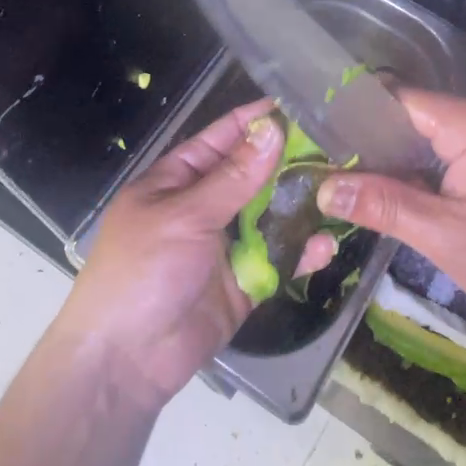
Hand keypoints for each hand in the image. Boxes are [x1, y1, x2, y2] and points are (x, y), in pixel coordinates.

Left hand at [57, 100, 334, 407]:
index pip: (219, 139)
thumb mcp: (185, 215)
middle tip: (336, 148)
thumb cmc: (142, 270)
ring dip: (300, 207)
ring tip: (340, 190)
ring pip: (269, 218)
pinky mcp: (242, 285)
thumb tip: (272, 129)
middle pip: (252, 177)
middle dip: (288, 164)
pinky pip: (276, 261)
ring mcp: (223, 248)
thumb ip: (234, 177)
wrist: (125, 360)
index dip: (254, 122)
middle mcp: (201, 208)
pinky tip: (326, 244)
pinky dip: (300, 253)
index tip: (296, 105)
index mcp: (175, 181)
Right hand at [316, 89, 465, 321]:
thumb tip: (324, 189)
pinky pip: (450, 145)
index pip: (399, 99)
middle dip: (373, 139)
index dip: (358, 116)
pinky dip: (422, 163)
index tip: (321, 138)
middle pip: (413, 113)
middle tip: (330, 167)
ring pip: (429, 131)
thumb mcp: (442, 235)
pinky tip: (399, 190)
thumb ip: (383, 205)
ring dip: (397, 155)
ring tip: (352, 179)